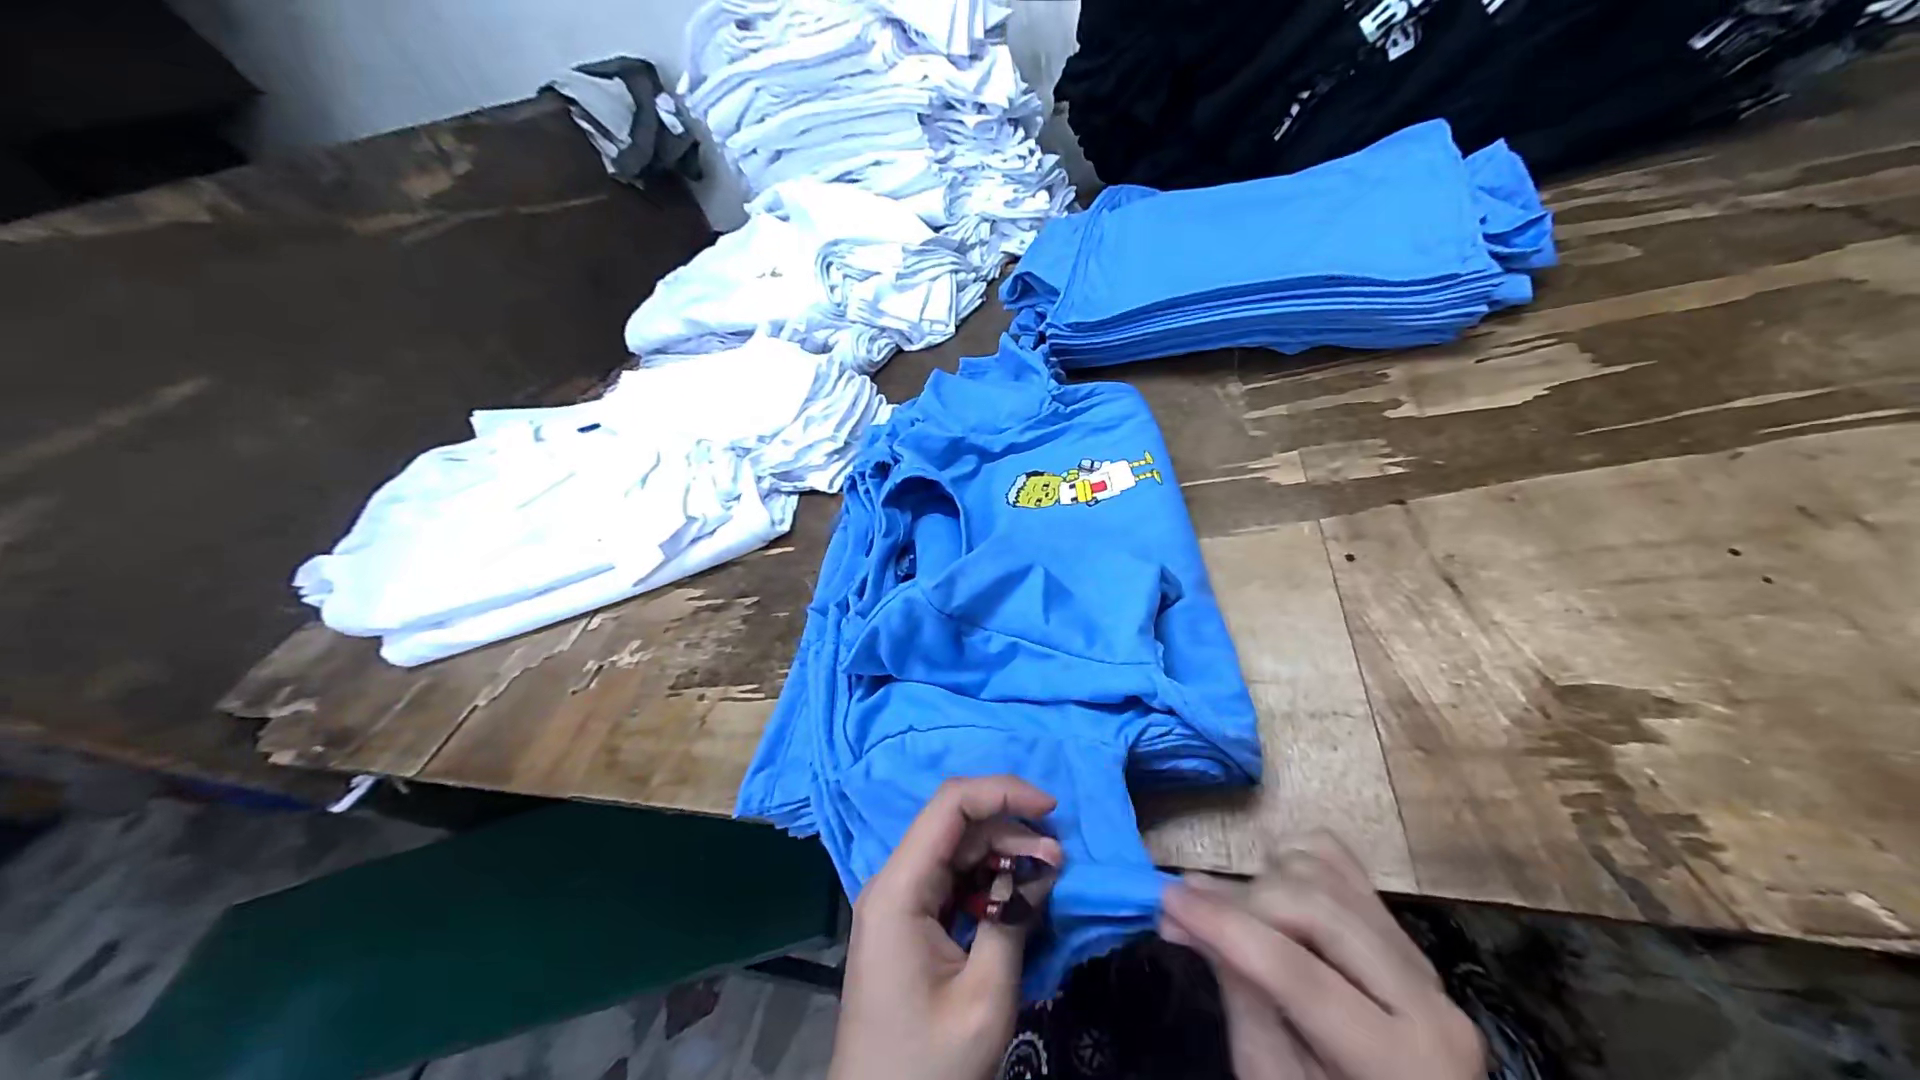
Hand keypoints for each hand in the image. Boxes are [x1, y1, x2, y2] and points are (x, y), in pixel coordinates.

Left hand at [830, 776, 1064, 1079]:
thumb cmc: (929, 1066)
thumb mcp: (984, 998)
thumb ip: (1013, 920)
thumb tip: (1042, 865)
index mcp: (899, 889)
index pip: (949, 805)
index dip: (1002, 792)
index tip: (1051, 808)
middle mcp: (893, 881)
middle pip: (955, 825)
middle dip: (1011, 829)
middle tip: (1059, 859)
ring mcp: (899, 900)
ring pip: (957, 849)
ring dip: (1004, 853)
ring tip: (1048, 874)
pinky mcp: (910, 921)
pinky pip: (953, 878)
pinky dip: (990, 878)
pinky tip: (1020, 893)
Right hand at [1159, 830, 1484, 1079]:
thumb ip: (1240, 997)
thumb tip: (1189, 916)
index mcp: (1398, 1060)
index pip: (1297, 971)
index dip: (1224, 926)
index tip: (1166, 897)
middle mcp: (1425, 997)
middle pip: (1313, 907)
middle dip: (1240, 901)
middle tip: (1187, 909)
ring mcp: (1420, 960)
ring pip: (1327, 876)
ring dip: (1263, 880)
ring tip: (1228, 910)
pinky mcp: (1404, 937)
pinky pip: (1344, 866)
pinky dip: (1295, 861)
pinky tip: (1267, 885)